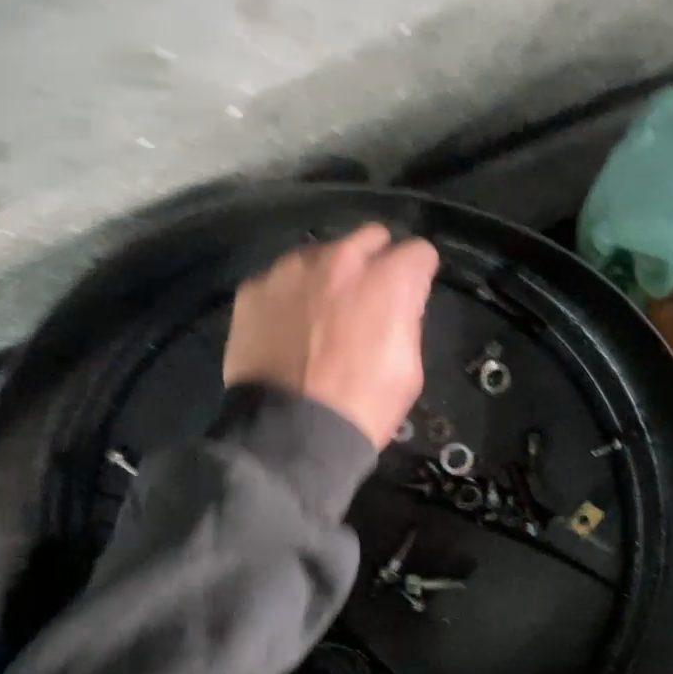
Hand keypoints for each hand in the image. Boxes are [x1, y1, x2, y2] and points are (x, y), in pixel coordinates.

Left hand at [224, 224, 436, 448]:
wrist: (289, 435)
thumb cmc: (360, 409)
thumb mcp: (408, 370)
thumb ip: (407, 321)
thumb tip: (399, 304)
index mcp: (387, 280)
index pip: (418, 252)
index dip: (417, 276)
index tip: (410, 295)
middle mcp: (340, 260)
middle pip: (369, 237)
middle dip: (374, 262)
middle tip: (366, 300)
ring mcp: (291, 270)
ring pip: (320, 254)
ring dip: (327, 276)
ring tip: (318, 316)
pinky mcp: (254, 288)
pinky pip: (279, 279)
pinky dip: (287, 296)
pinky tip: (285, 329)